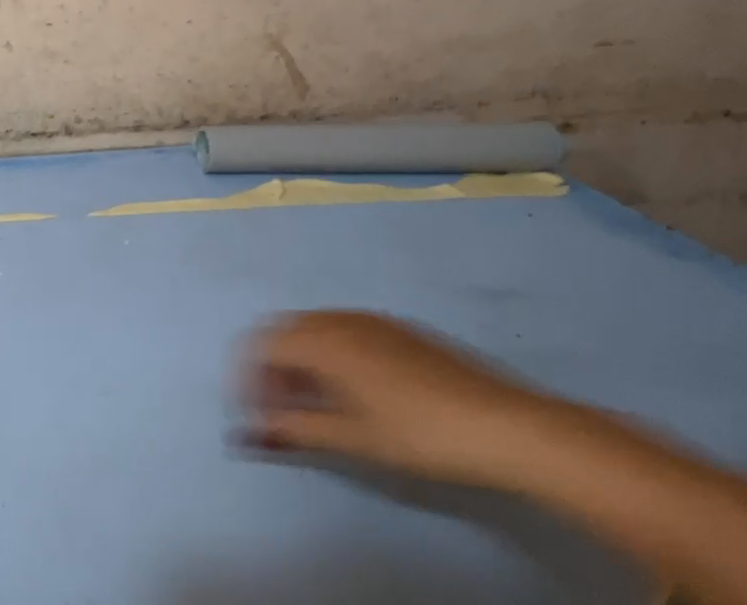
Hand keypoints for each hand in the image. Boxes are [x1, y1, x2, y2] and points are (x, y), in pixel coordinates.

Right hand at [238, 310, 551, 487]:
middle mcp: (339, 319)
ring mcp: (373, 322)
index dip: (247, 380)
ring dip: (300, 361)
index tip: (253, 414)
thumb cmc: (419, 434)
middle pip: (283, 332)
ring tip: (315, 403)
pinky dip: (330, 355)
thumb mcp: (350, 438)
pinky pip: (345, 332)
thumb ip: (293, 429)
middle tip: (279, 408)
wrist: (510, 427)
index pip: (259, 347)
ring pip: (315, 330)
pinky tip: (352, 390)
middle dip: (271, 368)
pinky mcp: (401, 332)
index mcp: (320, 339)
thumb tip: (249, 432)